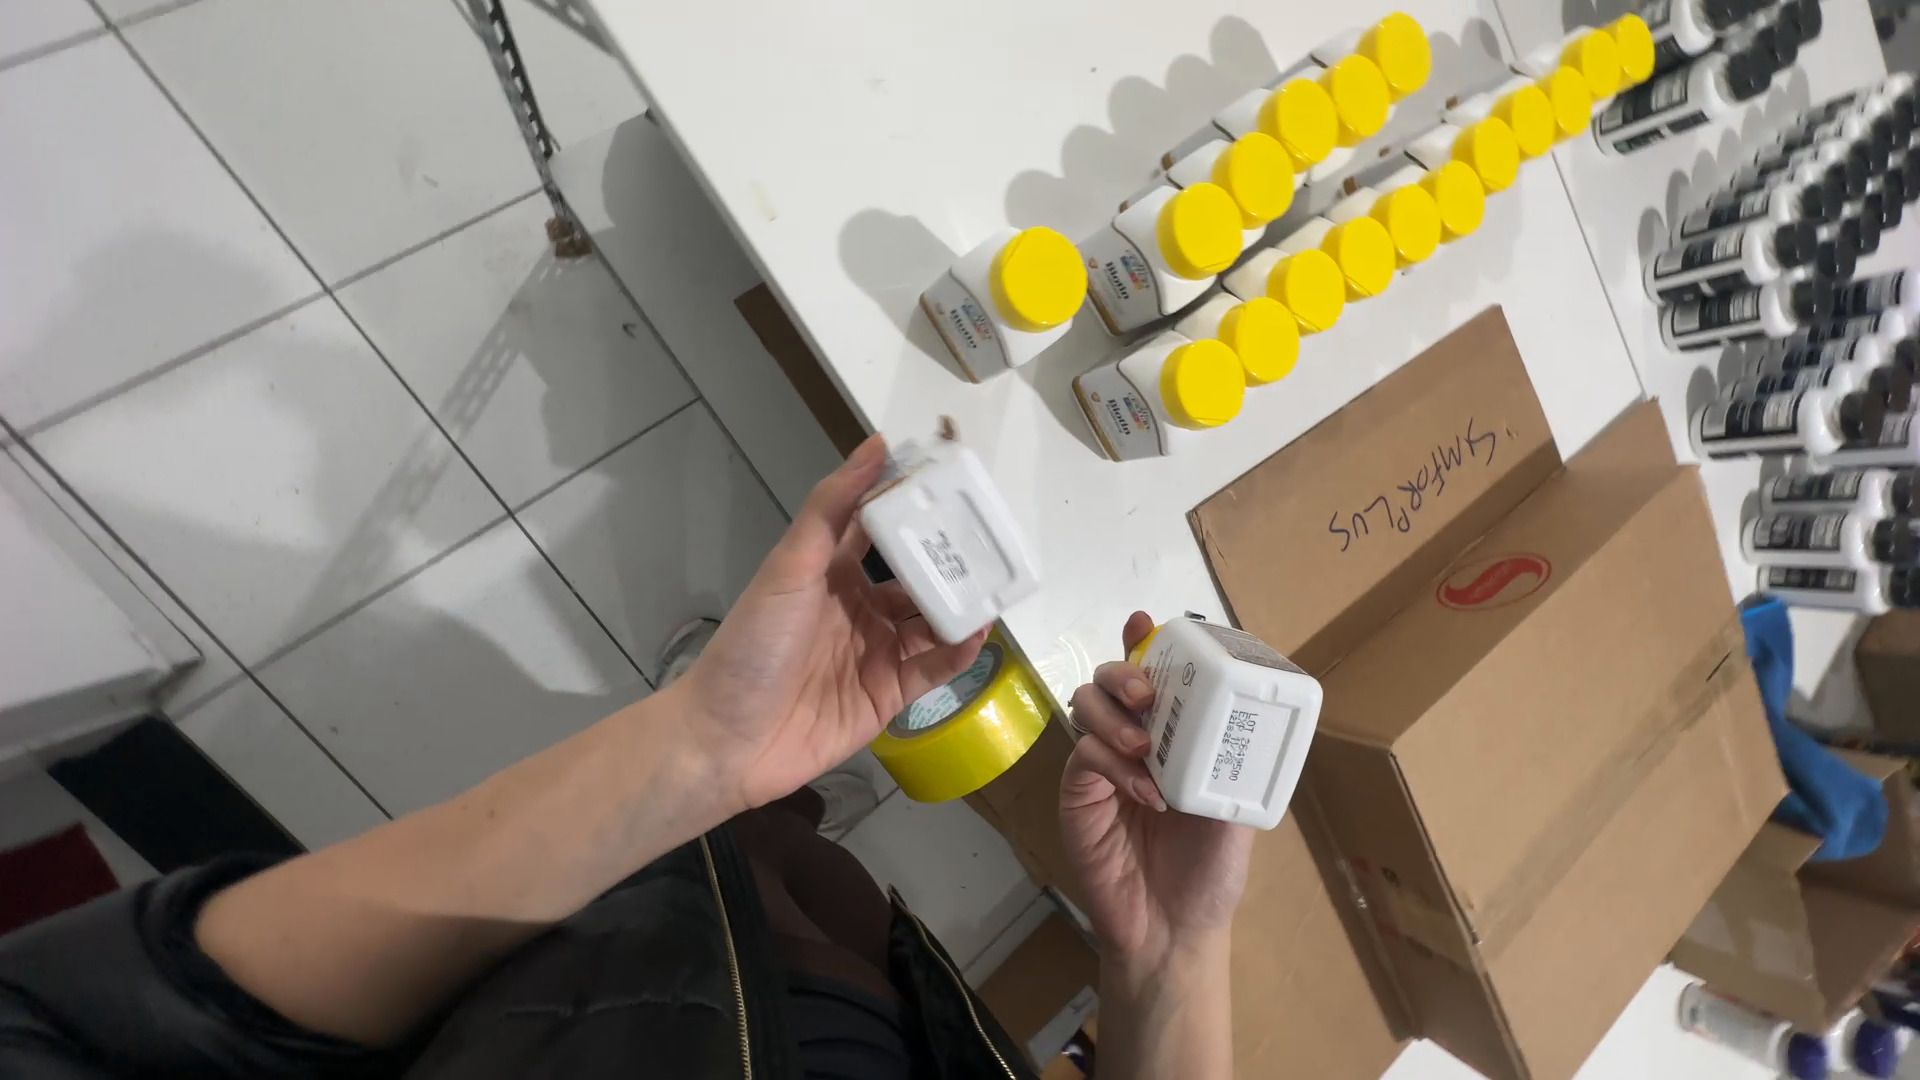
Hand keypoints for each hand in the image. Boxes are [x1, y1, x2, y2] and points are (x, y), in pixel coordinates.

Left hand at [667, 436, 987, 814]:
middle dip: (951, 561)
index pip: (883, 531)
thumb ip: (833, 508)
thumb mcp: (791, 566)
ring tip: (996, 586)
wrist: (728, 739)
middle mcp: (860, 608)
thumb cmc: (756, 643)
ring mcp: (877, 653)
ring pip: (931, 622)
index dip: (915, 509)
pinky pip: (933, 667)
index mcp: (833, 572)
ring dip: (960, 605)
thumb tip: (876, 445)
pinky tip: (977, 633)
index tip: (955, 484)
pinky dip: (957, 651)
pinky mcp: (889, 695)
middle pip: (916, 578)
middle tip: (992, 540)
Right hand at [1059, 612, 1254, 967]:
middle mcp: (1130, 737)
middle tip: (1149, 696)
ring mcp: (1100, 761)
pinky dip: (1112, 764)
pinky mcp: (1077, 788)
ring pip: (1087, 703)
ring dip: (1113, 714)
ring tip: (1145, 747)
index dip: (1142, 642)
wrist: (1172, 928)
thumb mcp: (1234, 811)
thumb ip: (1230, 763)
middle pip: (1109, 677)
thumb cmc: (1208, 870)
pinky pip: (1084, 754)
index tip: (1142, 621)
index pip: (1152, 675)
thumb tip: (1249, 715)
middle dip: (1124, 673)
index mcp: (1170, 734)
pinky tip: (1144, 793)